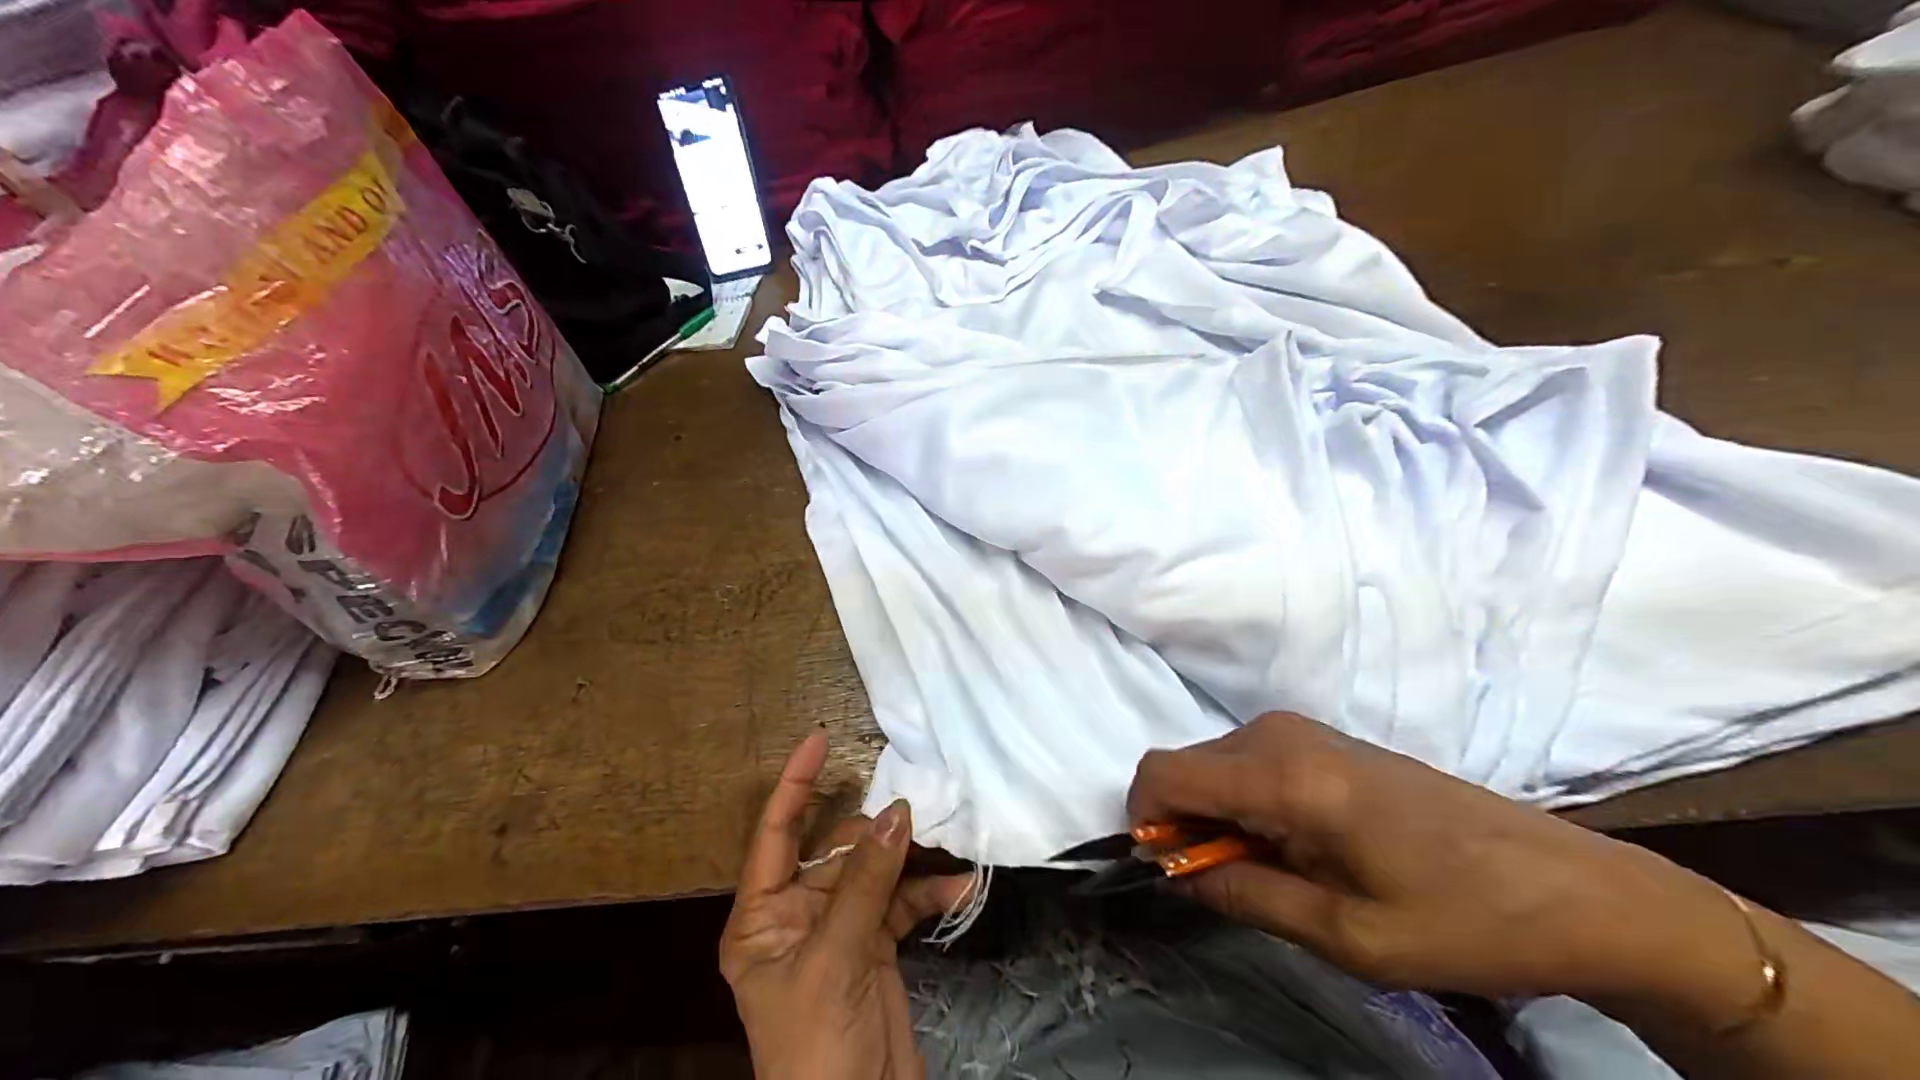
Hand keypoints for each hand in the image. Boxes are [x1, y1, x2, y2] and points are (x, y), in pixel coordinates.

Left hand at [721, 730, 971, 1079]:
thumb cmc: (815, 1046)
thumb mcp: (834, 960)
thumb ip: (865, 883)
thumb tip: (896, 813)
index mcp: (760, 919)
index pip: (774, 835)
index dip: (794, 785)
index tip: (819, 740)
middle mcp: (797, 915)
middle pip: (835, 849)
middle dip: (872, 832)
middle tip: (911, 817)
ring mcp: (839, 929)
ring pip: (874, 871)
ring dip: (908, 860)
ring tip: (942, 844)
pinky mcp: (876, 946)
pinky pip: (901, 903)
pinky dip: (928, 893)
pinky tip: (959, 887)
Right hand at [1128, 712, 1764, 1019]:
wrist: (1576, 889)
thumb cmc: (1464, 920)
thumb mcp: (1348, 936)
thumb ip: (1246, 896)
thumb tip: (1175, 873)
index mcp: (1286, 775)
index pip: (1165, 773)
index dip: (1145, 820)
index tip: (1168, 871)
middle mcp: (1282, 733)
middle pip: (1185, 767)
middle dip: (1184, 825)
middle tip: (1232, 886)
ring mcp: (1304, 729)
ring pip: (1213, 764)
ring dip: (1217, 817)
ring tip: (1275, 872)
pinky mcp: (1323, 739)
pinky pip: (1247, 761)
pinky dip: (1244, 803)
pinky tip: (1297, 845)